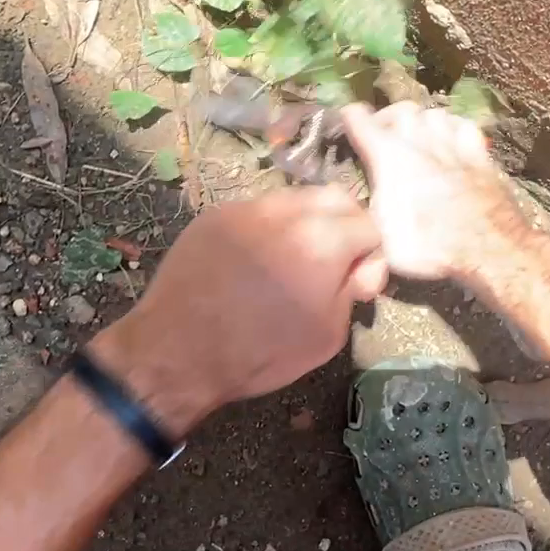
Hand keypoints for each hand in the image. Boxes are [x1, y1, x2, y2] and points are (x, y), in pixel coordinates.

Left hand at [88, 186, 385, 434]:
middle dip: (345, 226)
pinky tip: (258, 260)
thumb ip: (350, 290)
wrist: (178, 351)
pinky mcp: (214, 214)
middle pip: (335, 197)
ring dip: (308, 223)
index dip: (371, 257)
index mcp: (320, 240)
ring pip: (294, 198)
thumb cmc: (258, 353)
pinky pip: (257, 210)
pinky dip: (269, 228)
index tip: (357, 285)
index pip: (368, 225)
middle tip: (335, 265)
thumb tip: (356, 268)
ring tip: (295, 261)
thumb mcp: (327, 335)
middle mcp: (284, 212)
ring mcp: (245, 208)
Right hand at [340, 102, 529, 281]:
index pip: (360, 120)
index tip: (347, 121)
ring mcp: (453, 145)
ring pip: (433, 113)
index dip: (349, 118)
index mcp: (389, 157)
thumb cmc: (429, 248)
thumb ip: (366, 211)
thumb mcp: (380, 236)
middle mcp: (419, 142)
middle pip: (400, 110)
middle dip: (388, 118)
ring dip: (421, 122)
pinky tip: (450, 141)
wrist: (489, 253)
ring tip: (416, 138)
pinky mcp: (480, 155)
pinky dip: (453, 128)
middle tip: (382, 137)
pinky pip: (463, 125)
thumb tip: (353, 208)